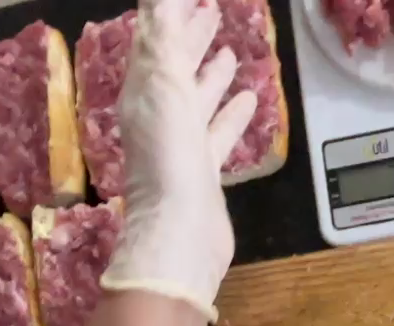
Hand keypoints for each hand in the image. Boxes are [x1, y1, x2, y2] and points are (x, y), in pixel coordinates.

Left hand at [98, 0, 257, 319]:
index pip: (155, 39)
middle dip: (191, 38)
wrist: (181, 235)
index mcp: (144, 92)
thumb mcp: (163, 82)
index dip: (171, 13)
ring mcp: (182, 147)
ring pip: (198, 100)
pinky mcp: (204, 173)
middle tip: (212, 11)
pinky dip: (231, 115)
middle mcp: (159, 117)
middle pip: (176, 68)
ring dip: (212, 76)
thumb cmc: (170, 158)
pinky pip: (218, 134)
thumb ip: (163, 33)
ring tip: (232, 53)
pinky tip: (250, 100)